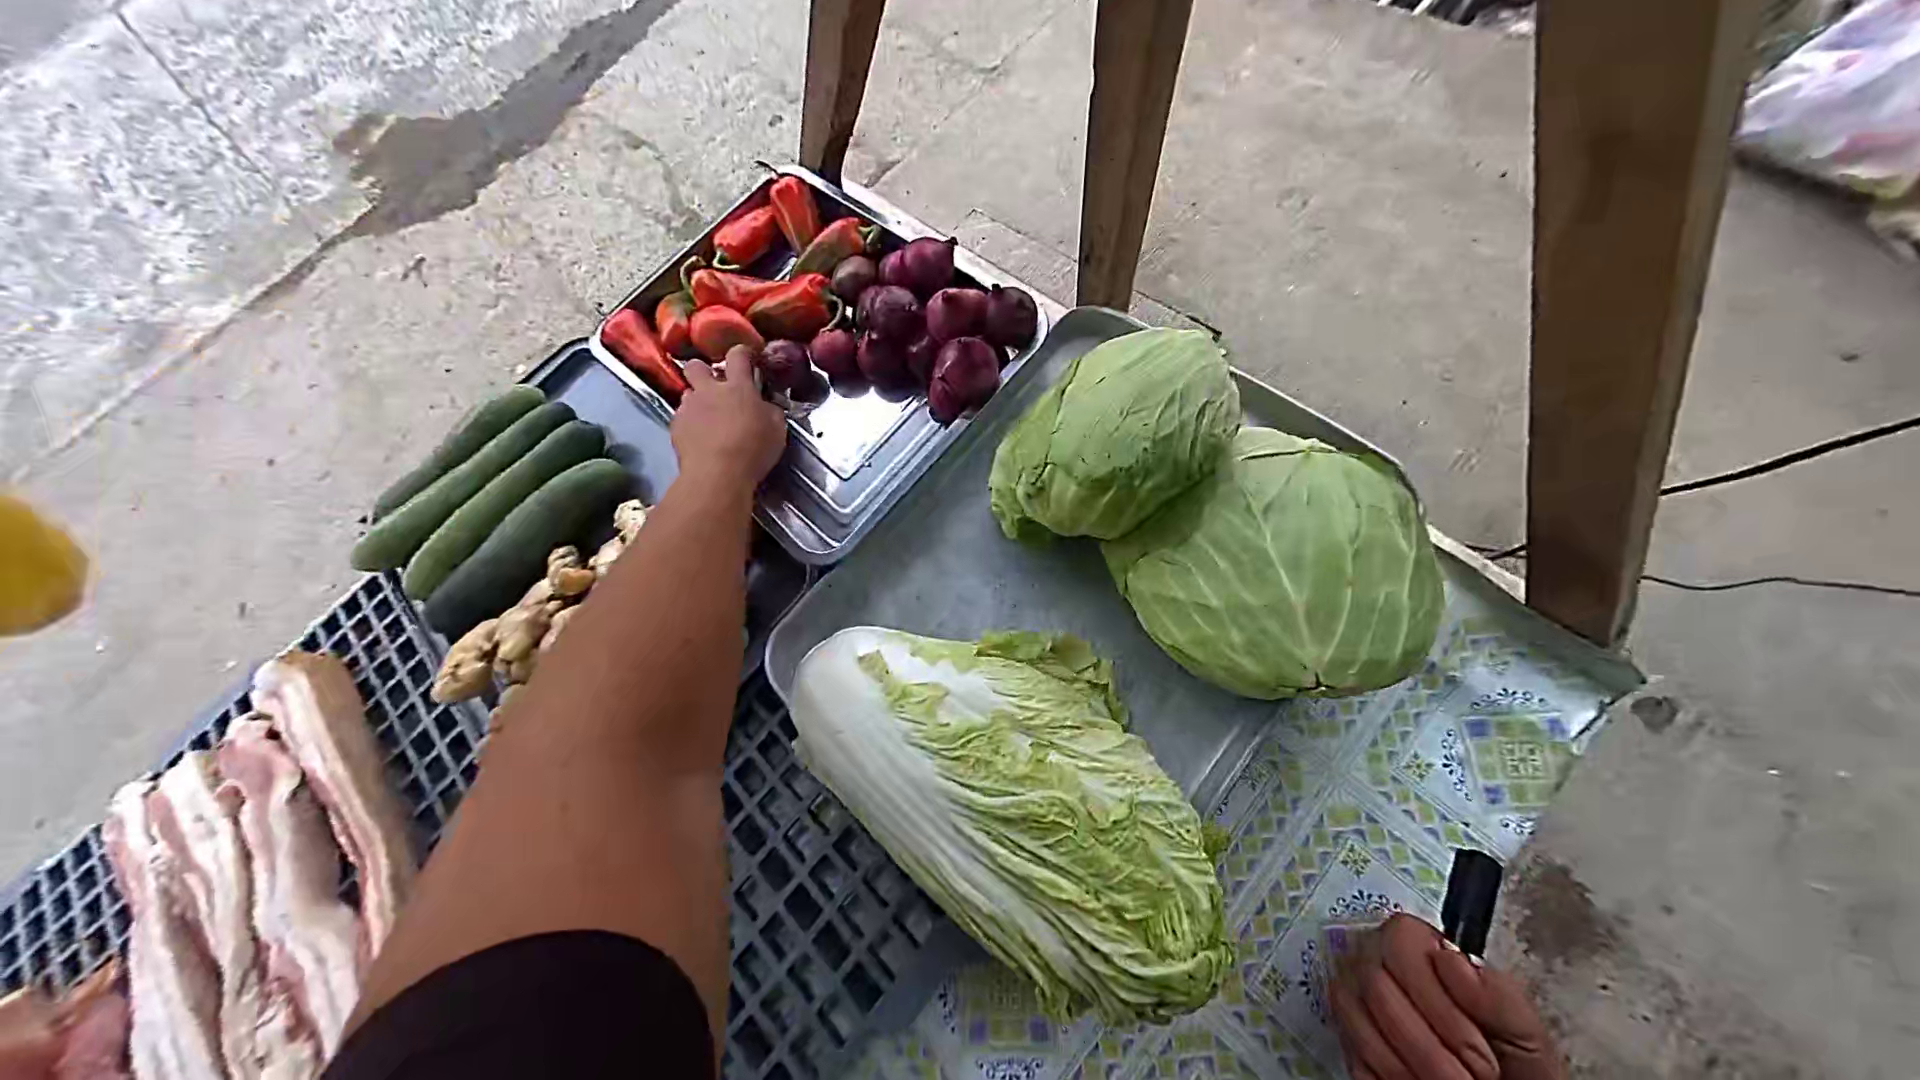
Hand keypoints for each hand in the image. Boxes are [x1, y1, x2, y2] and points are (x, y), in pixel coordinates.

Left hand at [671, 350, 786, 493]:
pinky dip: (691, 424)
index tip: (748, 357)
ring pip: (688, 393)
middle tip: (715, 386)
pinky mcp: (676, 426)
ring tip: (709, 419)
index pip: (738, 355)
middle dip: (704, 371)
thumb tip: (765, 405)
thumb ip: (770, 410)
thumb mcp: (777, 429)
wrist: (718, 474)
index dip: (742, 353)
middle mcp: (709, 390)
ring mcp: (689, 407)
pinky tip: (700, 438)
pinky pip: (682, 417)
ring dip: (698, 401)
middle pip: (697, 365)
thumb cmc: (753, 449)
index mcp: (738, 387)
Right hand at [1329, 913, 1561, 1079]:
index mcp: (1418, 944)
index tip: (1481, 1057)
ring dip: (1407, 1067)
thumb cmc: (1512, 1068)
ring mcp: (1351, 993)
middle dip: (1427, 1048)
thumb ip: (1498, 997)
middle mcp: (1373, 956)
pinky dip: (1387, 1077)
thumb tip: (1450, 959)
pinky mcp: (1343, 1034)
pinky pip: (1350, 1049)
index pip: (1399, 940)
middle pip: (1375, 985)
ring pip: (1355, 1017)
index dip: (1437, 1001)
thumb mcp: (1524, 1037)